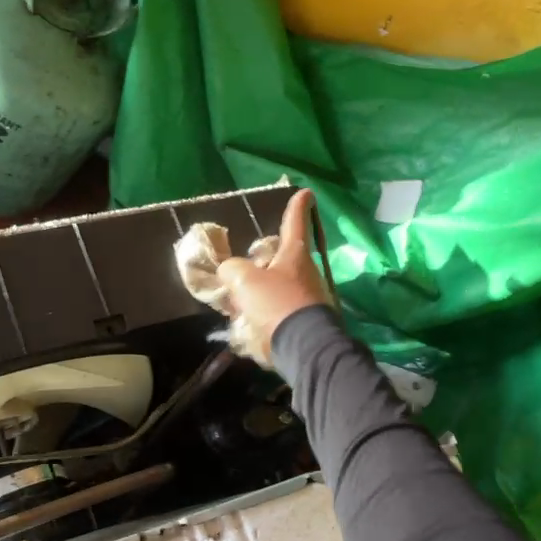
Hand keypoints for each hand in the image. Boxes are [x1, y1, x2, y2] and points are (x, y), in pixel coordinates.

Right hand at [217, 189, 334, 366]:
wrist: (305, 348)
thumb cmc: (277, 304)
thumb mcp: (245, 282)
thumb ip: (232, 270)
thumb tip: (228, 269)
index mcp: (295, 254)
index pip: (295, 223)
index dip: (297, 206)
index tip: (306, 192)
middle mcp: (308, 272)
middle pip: (288, 258)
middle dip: (271, 258)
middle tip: (252, 263)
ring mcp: (311, 298)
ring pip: (285, 286)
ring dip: (268, 289)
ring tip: (245, 301)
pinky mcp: (309, 323)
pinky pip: (284, 310)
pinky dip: (270, 312)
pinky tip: (254, 323)